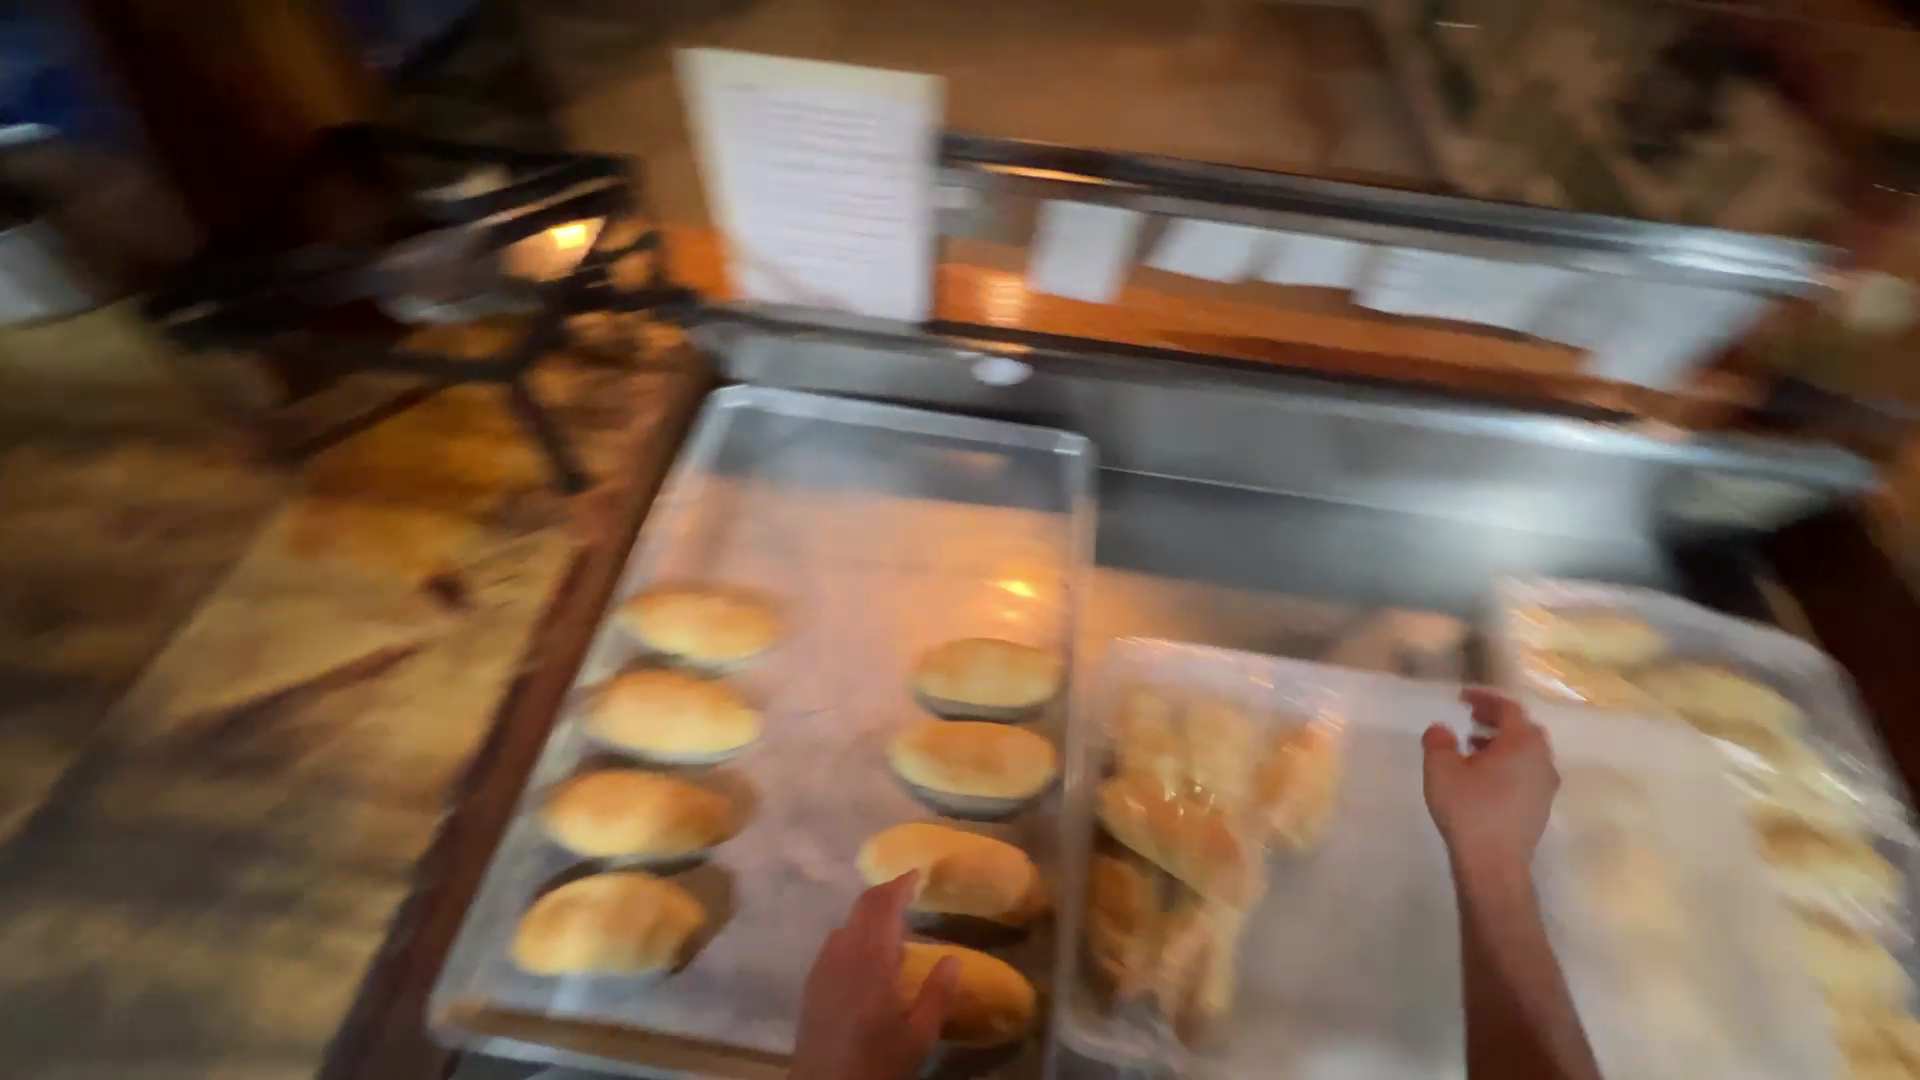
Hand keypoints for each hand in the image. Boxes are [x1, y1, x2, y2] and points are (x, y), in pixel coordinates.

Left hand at [791, 871, 958, 1079]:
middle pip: (862, 907)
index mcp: (871, 960)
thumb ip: (937, 994)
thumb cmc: (876, 1066)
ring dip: (869, 914)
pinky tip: (866, 955)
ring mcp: (823, 967)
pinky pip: (834, 943)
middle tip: (907, 890)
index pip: (884, 906)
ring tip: (892, 926)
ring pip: (847, 923)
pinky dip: (853, 933)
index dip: (900, 884)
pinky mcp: (812, 984)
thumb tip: (953, 957)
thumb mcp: (918, 1038)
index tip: (916, 873)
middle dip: (885, 892)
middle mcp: (843, 953)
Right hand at [1422, 688, 1558, 880]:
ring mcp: (1545, 786)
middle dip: (1498, 719)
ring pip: (1528, 752)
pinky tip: (1482, 774)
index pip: (1510, 709)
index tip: (1461, 697)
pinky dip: (1508, 761)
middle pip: (1525, 729)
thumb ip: (1438, 740)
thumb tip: (1443, 729)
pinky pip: (1527, 771)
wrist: (1494, 862)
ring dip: (1503, 741)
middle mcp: (1542, 762)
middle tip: (1471, 717)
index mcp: (1522, 746)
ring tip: (1472, 744)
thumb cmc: (1468, 808)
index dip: (1486, 699)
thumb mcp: (1440, 767)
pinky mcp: (1539, 806)